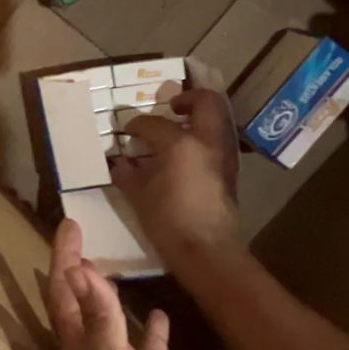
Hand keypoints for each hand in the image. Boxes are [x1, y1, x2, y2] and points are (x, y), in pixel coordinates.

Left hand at [46, 220, 188, 349]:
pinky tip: (162, 314)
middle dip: (81, 268)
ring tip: (120, 263)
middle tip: (86, 232)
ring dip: (112, 295)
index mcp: (79, 345)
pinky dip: (153, 331)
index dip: (63, 257)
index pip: (64, 290)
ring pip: (114, 321)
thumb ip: (99, 323)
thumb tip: (83, 270)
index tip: (67, 222)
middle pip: (83, 300)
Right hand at [112, 87, 239, 256]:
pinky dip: (202, 140)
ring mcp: (222, 156)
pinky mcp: (228, 173)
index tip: (127, 132)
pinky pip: (216, 143)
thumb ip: (128, 175)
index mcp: (179, 143)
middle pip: (206, 101)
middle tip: (170, 107)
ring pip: (216, 121)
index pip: (152, 123)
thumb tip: (120, 163)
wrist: (206, 251)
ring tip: (176, 132)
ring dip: (198, 119)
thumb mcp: (139, 196)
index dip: (136, 124)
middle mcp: (205, 142)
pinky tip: (183, 158)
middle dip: (188, 98)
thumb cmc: (168, 220)